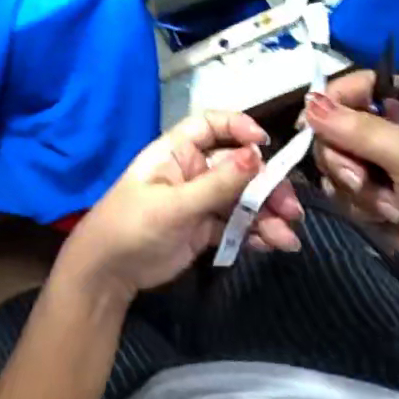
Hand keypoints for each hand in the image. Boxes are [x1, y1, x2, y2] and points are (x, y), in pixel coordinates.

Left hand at [59, 112, 303, 299]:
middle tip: (290, 209)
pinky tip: (273, 245)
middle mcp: (191, 172)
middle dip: (267, 186)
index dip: (238, 127)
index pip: (210, 126)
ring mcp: (199, 202)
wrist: (107, 273)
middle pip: (239, 168)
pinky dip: (256, 234)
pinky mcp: (204, 230)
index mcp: (175, 154)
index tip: (264, 143)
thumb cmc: (131, 226)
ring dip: (268, 215)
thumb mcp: (173, 205)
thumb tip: (256, 155)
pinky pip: (237, 225)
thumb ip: (216, 184)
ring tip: (286, 238)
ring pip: (243, 200)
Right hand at [302, 73, 398, 281]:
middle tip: (359, 179)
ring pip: (336, 163)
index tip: (311, 125)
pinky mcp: (376, 196)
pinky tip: (387, 218)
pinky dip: (358, 206)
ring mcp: (385, 165)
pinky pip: (342, 191)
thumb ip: (360, 130)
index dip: (332, 103)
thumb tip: (308, 102)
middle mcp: (398, 130)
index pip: (360, 87)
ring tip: (387, 207)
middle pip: (338, 128)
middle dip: (342, 158)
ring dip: (354, 187)